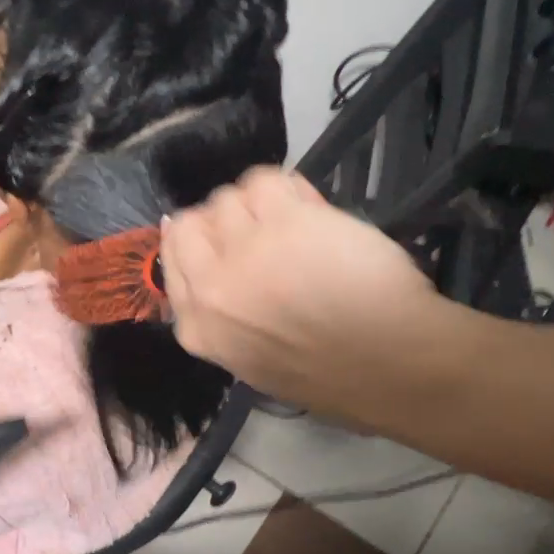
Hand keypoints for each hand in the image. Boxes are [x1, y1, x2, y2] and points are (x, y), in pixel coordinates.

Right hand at [159, 167, 440, 413]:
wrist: (382, 363)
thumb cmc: (325, 372)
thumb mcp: (245, 359)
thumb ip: (219, 316)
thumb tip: (207, 267)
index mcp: (196, 327)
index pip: (172, 261)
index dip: (195, 241)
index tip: (221, 239)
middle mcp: (208, 287)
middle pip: (190, 224)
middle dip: (219, 221)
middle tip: (258, 230)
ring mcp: (242, 252)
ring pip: (226, 200)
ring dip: (255, 203)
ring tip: (291, 220)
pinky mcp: (283, 223)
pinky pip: (266, 181)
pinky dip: (287, 187)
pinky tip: (310, 208)